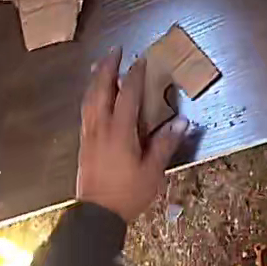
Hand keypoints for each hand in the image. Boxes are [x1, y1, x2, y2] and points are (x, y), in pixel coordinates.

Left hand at [77, 49, 187, 221]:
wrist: (97, 214)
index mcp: (119, 132)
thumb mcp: (152, 171)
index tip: (141, 60)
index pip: (128, 96)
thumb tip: (181, 122)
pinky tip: (94, 95)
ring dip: (96, 79)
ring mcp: (89, 135)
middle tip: (115, 50)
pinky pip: (86, 110)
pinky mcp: (84, 143)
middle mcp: (101, 128)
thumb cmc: (127, 194)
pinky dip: (91, 96)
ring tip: (101, 65)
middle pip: (101, 90)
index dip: (135, 76)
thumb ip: (165, 144)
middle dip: (108, 68)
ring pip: (89, 99)